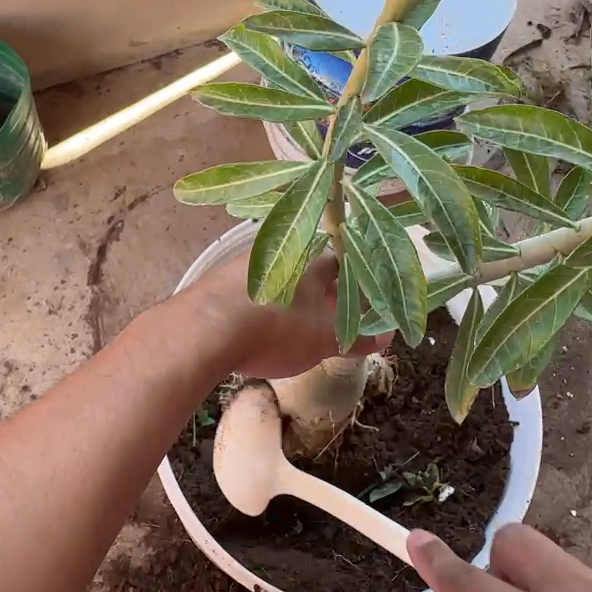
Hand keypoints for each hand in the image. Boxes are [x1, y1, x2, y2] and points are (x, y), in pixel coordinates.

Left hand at [186, 252, 388, 379]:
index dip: (356, 279)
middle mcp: (281, 251)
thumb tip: (387, 335)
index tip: (366, 296)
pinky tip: (264, 322)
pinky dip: (266, 302)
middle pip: (311, 266)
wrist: (204, 328)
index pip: (343, 261)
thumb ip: (355, 337)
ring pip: (282, 274)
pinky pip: (255, 286)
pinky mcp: (220, 280)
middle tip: (336, 313)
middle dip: (324, 289)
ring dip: (294, 294)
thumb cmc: (275, 329)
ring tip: (302, 321)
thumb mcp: (322, 340)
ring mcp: (248, 263)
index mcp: (312, 260)